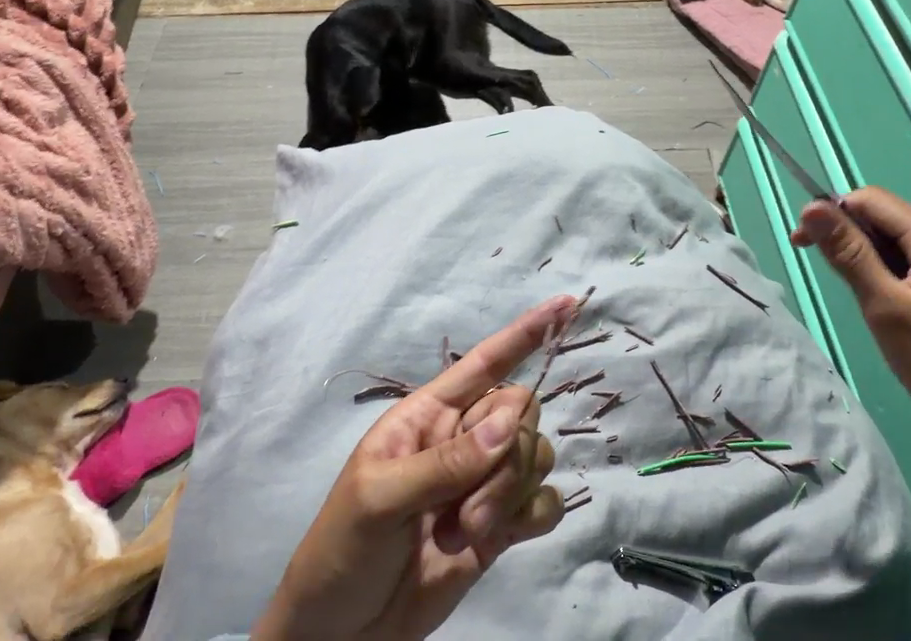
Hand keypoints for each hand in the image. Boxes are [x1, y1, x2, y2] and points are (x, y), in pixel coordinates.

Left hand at [252, 296, 574, 640]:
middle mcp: (463, 439)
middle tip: (463, 511)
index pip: (483, 362)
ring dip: (507, 497)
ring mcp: (485, 483)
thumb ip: (446, 462)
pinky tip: (497, 540)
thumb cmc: (343, 548)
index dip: (524, 333)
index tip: (567, 304)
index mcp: (427, 416)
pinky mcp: (503, 526)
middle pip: (519, 413)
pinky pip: (544, 502)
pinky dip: (530, 517)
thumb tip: (509, 425)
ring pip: (535, 456)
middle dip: (503, 460)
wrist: (346, 629)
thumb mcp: (380, 498)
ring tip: (463, 533)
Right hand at [793, 188, 910, 575]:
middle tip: (831, 278)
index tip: (802, 244)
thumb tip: (811, 207)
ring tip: (866, 299)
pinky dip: (897, 273)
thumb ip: (848, 253)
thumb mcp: (884, 308)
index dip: (832, 213)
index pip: (873, 200)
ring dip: (873, 257)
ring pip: (906, 242)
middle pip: (891, 218)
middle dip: (852, 237)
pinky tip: (893, 305)